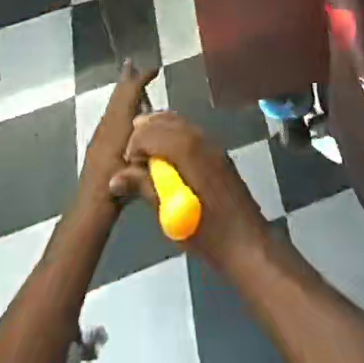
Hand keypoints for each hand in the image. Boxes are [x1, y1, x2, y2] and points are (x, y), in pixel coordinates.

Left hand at [79, 61, 157, 203]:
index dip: (142, 79)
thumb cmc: (118, 183)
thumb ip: (150, 142)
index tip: (154, 69)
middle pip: (118, 95)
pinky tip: (124, 115)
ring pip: (112, 106)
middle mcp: (108, 124)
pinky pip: (110, 116)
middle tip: (130, 62)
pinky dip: (118, 107)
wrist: (91, 205)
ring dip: (122, 93)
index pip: (130, 93)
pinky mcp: (97, 145)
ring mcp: (100, 134)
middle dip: (126, 79)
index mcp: (119, 124)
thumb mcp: (141, 163)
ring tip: (130, 84)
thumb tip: (160, 125)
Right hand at [113, 111, 270, 267]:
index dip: (135, 144)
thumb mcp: (170, 216)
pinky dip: (173, 138)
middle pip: (166, 120)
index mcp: (189, 151)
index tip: (127, 165)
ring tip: (145, 158)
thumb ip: (145, 189)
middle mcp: (201, 139)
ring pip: (179, 123)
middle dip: (144, 132)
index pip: (152, 131)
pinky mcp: (218, 153)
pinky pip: (190, 133)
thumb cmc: (208, 234)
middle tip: (131, 156)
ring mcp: (213, 144)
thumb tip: (115, 178)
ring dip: (158, 133)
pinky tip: (167, 161)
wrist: (248, 243)